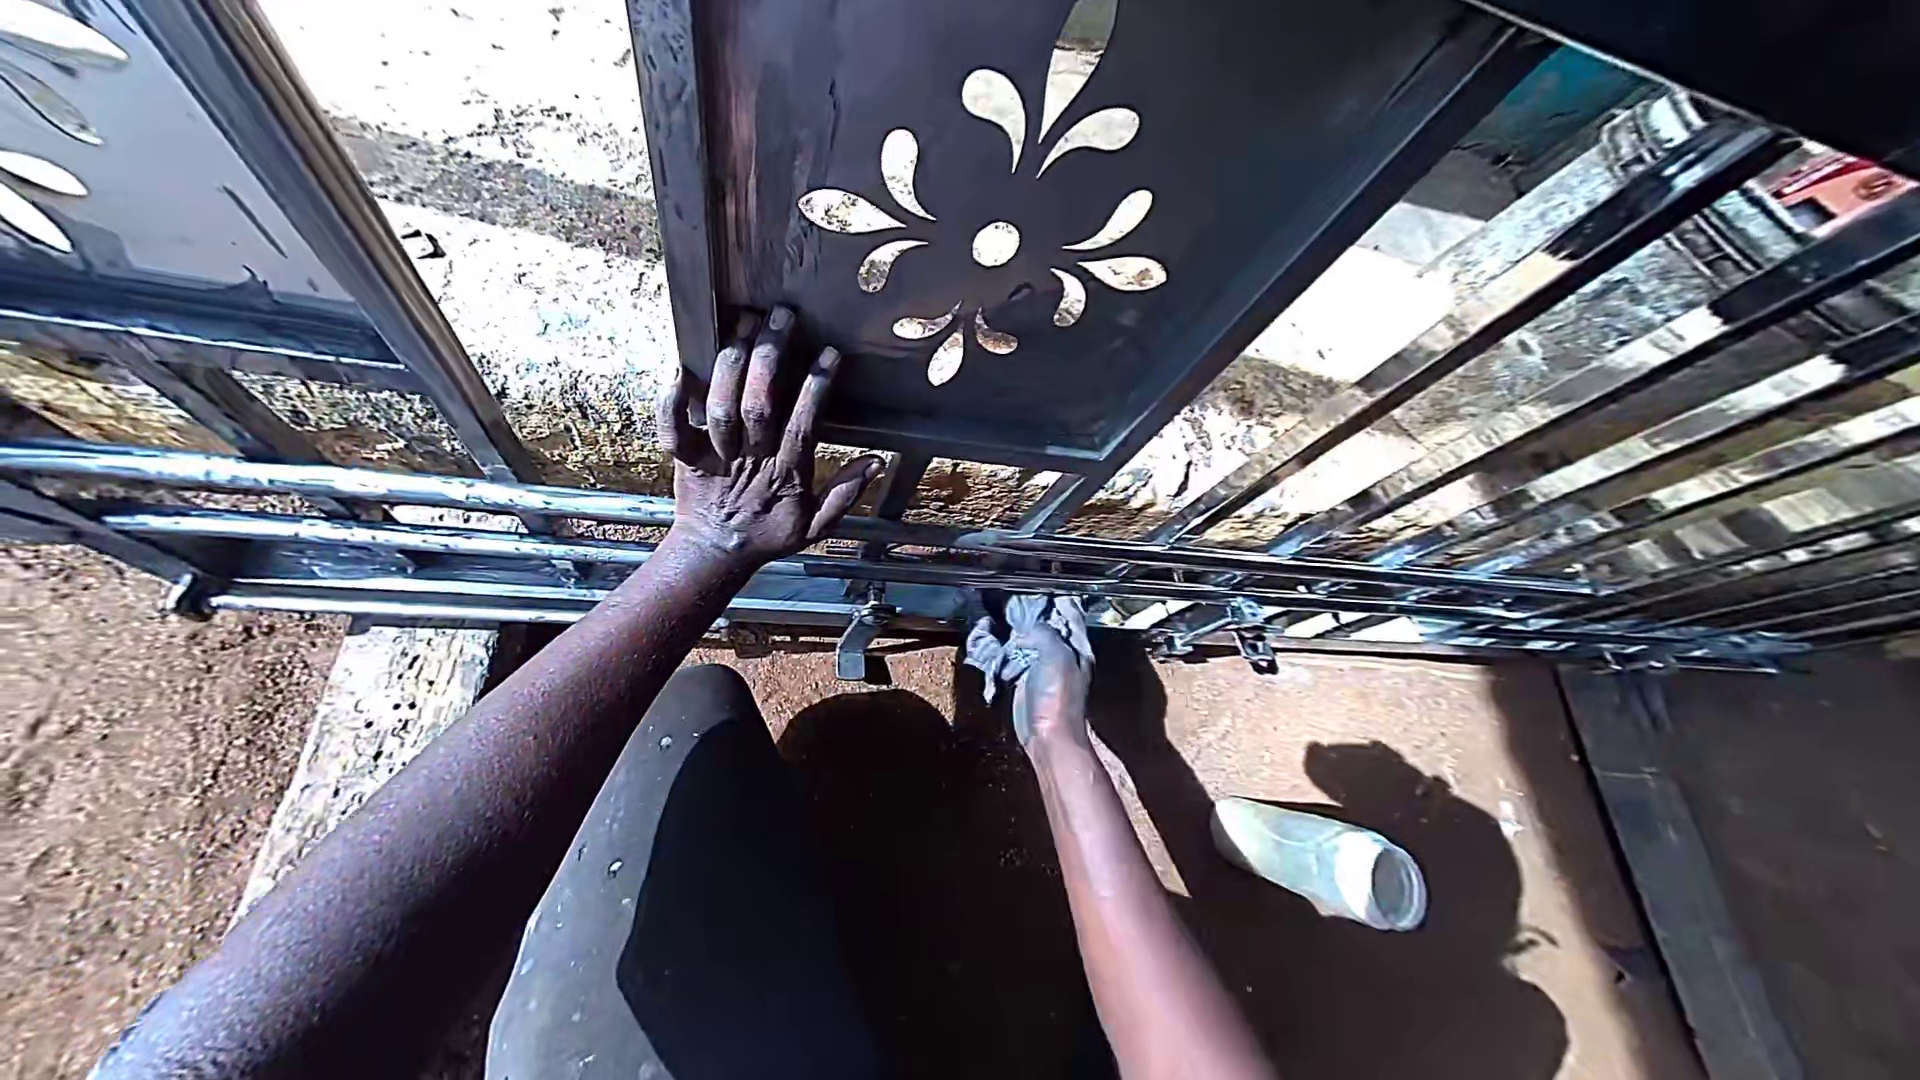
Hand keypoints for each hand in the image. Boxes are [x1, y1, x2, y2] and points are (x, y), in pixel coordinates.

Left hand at [657, 306, 882, 570]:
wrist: (718, 552)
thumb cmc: (769, 534)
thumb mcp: (817, 525)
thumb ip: (845, 494)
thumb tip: (876, 462)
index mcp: (785, 476)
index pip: (803, 425)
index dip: (816, 389)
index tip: (828, 355)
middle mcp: (749, 461)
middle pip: (758, 406)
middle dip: (771, 358)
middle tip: (781, 318)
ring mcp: (714, 458)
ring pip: (720, 408)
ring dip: (731, 365)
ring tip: (744, 325)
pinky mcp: (685, 457)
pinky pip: (672, 429)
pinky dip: (670, 402)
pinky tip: (680, 369)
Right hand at [1007, 597, 1093, 752]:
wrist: (1048, 736)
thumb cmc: (1059, 699)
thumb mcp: (1055, 655)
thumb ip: (1043, 633)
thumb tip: (1027, 627)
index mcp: (1076, 647)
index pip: (1067, 614)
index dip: (1053, 600)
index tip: (1035, 590)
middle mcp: (1062, 654)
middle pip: (1045, 625)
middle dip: (1028, 615)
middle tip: (1012, 603)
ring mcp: (1043, 667)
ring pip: (1028, 641)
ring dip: (1014, 634)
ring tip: (1000, 619)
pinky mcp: (1026, 680)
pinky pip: (1014, 659)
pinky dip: (1005, 652)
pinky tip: (996, 644)